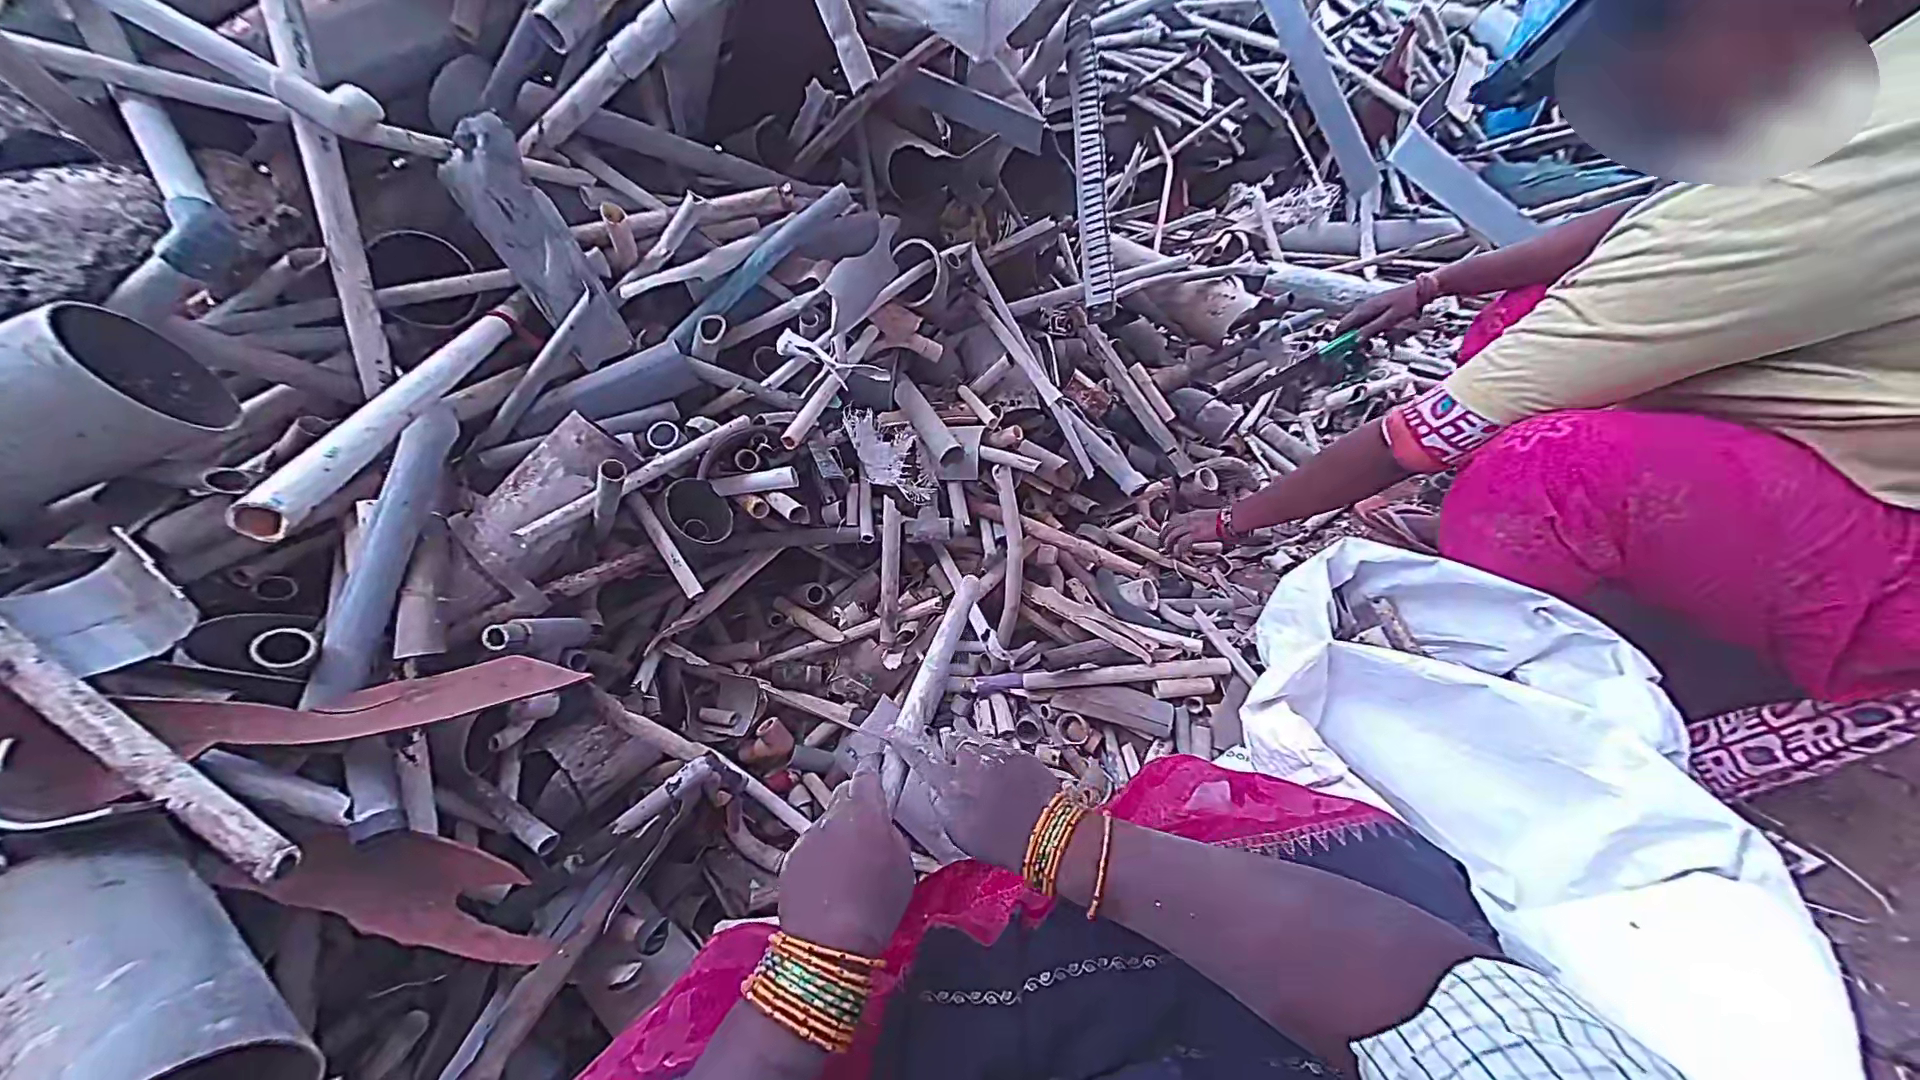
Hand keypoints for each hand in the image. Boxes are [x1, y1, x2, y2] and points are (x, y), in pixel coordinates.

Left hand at [777, 767, 913, 955]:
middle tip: (869, 833)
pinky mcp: (790, 860)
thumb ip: (892, 832)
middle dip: (855, 808)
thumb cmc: (874, 907)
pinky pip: (809, 848)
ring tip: (849, 869)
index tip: (878, 776)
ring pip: (826, 824)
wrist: (828, 944)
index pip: (868, 774)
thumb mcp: (904, 865)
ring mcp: (807, 837)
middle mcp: (832, 816)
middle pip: (844, 797)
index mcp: (865, 810)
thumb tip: (883, 825)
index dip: (875, 774)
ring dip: (836, 836)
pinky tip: (830, 884)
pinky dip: (818, 858)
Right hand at [891, 736, 1063, 871]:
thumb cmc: (1003, 844)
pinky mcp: (1016, 751)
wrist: (1046, 835)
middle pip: (954, 748)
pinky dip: (1003, 763)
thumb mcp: (960, 833)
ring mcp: (993, 754)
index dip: (905, 743)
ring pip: (979, 748)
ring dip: (982, 760)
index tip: (893, 730)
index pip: (920, 757)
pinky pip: (1001, 751)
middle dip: (959, 757)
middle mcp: (968, 764)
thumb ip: (945, 805)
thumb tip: (941, 792)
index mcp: (949, 787)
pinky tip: (1012, 783)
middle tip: (971, 779)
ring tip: (996, 785)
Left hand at [1160, 508, 1230, 558]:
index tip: (1166, 537)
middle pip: (1168, 529)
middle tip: (1165, 547)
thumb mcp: (1207, 518)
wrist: (1232, 519)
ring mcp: (1190, 527)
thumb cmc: (1224, 519)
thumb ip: (1198, 524)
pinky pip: (1181, 544)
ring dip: (1169, 546)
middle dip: (1164, 539)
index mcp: (1190, 515)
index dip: (1166, 530)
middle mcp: (1188, 520)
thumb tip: (1195, 532)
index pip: (1172, 522)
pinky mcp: (1195, 535)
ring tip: (1170, 553)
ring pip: (1171, 536)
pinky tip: (1180, 555)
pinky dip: (1179, 550)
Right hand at [1333, 282, 1424, 340]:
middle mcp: (1364, 307)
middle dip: (1349, 339)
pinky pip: (1365, 321)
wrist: (1423, 288)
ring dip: (1359, 335)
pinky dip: (1366, 330)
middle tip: (1356, 350)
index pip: (1342, 325)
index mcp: (1364, 309)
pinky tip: (1376, 334)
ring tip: (1369, 344)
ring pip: (1356, 324)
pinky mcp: (1377, 306)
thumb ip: (1371, 329)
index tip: (1338, 349)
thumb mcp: (1390, 319)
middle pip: (1347, 326)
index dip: (1338, 338)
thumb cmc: (1409, 302)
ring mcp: (1370, 306)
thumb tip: (1355, 340)